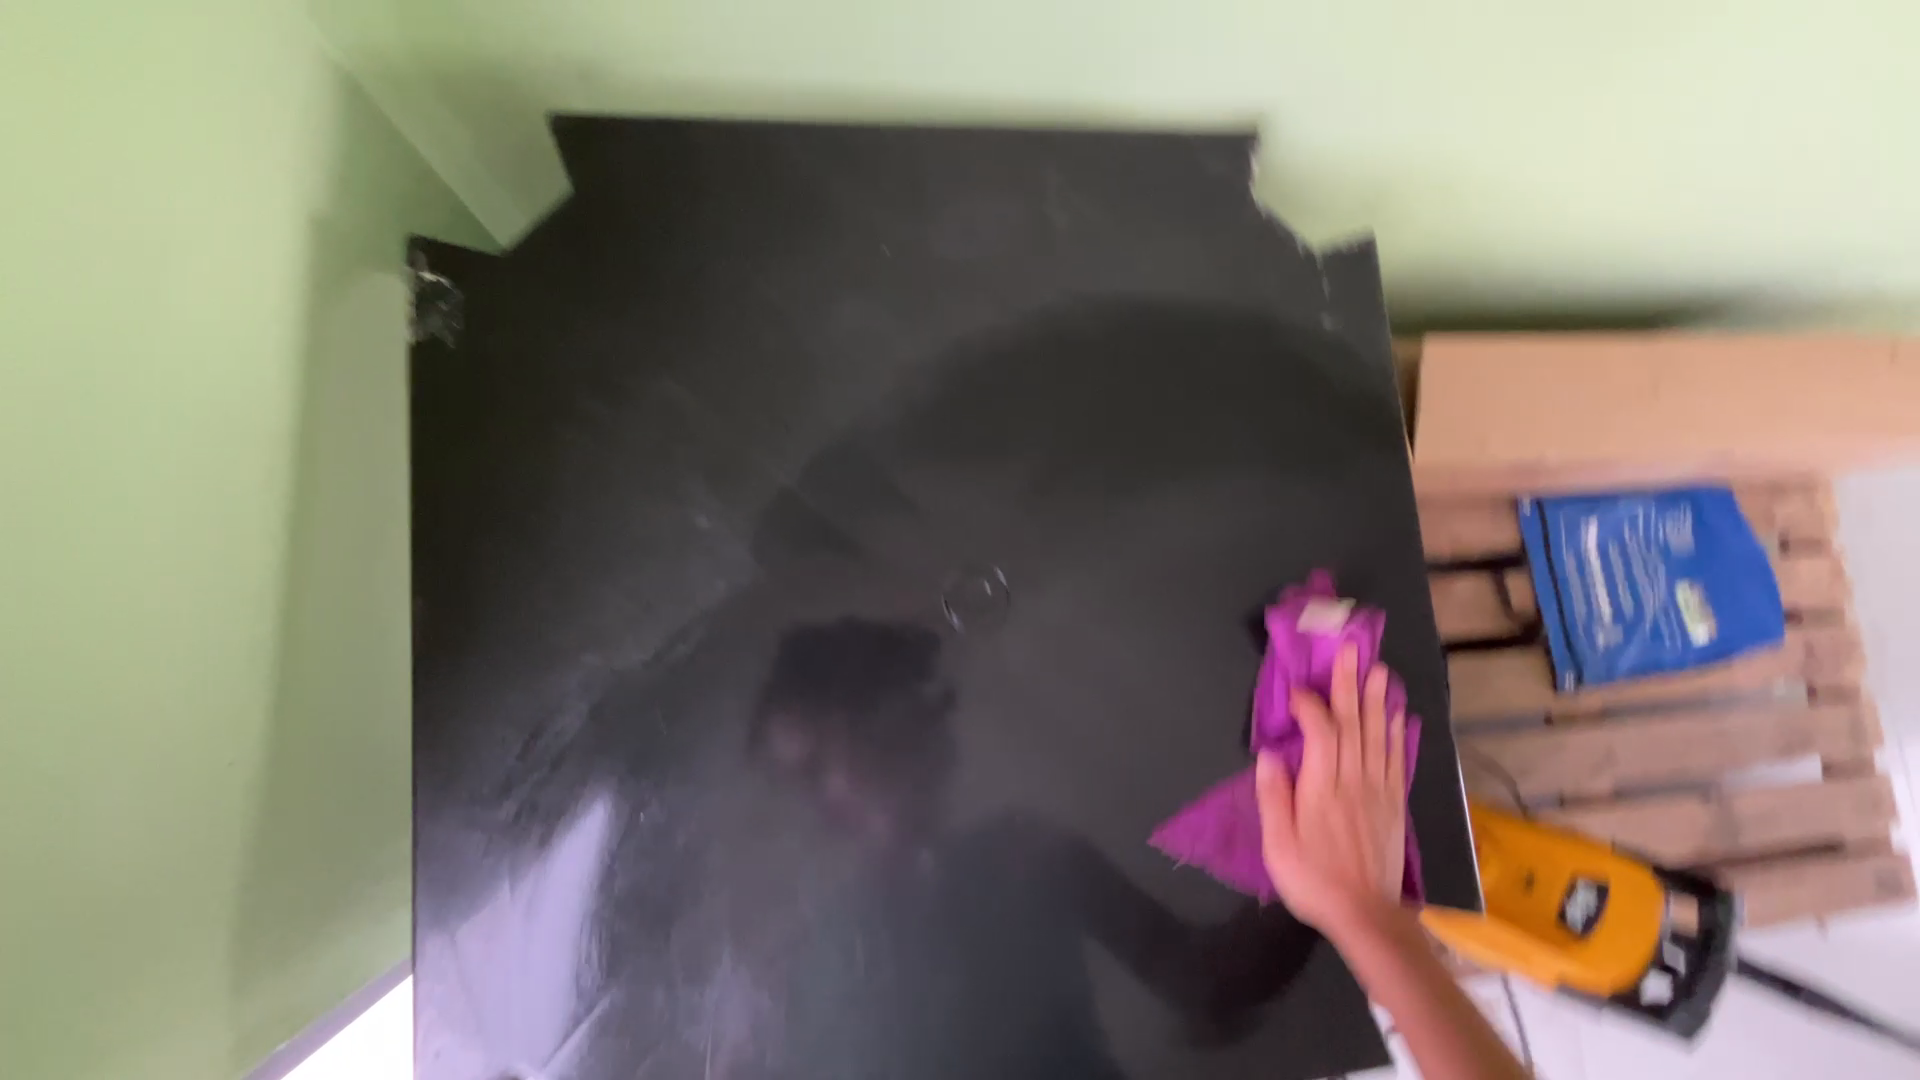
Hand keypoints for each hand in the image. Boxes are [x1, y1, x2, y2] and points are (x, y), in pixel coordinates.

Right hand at [1255, 645, 1407, 939]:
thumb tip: (1270, 753)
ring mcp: (1379, 790)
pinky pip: (1397, 759)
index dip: (1310, 705)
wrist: (1365, 915)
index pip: (1321, 732)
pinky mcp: (1394, 803)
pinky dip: (1398, 732)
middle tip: (1351, 650)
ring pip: (1379, 736)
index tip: (1297, 688)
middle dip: (1350, 685)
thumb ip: (1274, 795)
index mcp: (1323, 787)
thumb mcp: (1277, 843)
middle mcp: (1354, 780)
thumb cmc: (1311, 878)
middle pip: (1354, 724)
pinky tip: (1398, 713)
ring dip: (1378, 700)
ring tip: (1379, 669)